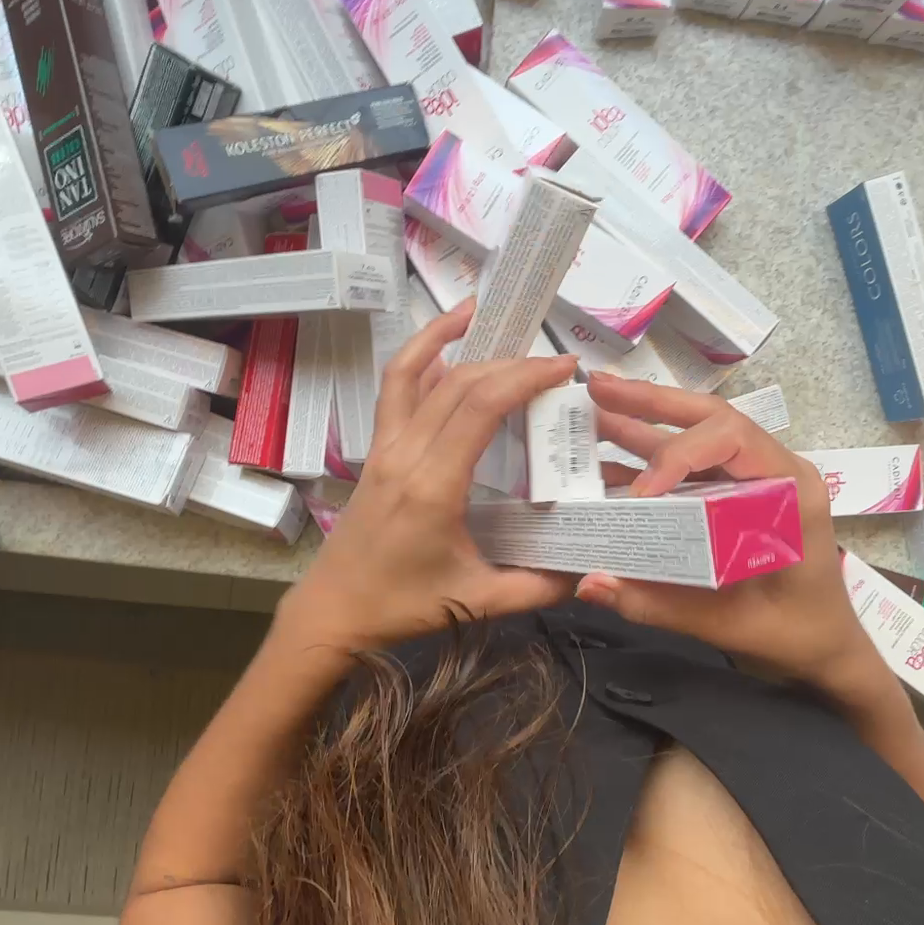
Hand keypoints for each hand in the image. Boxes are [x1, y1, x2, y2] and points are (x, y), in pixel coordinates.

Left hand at [274, 299, 581, 654]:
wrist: (335, 611)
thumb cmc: (403, 607)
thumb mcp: (478, 602)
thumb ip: (537, 587)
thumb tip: (588, 570)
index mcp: (432, 486)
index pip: (480, 409)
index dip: (524, 378)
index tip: (564, 369)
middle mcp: (405, 455)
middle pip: (458, 385)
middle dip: (510, 364)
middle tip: (554, 364)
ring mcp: (384, 448)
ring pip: (417, 376)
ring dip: (449, 338)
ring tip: (484, 313)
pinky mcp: (375, 451)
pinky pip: (393, 392)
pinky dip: (416, 358)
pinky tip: (442, 346)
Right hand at [576, 373, 897, 711]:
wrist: (821, 648)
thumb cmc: (792, 633)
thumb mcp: (727, 625)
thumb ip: (657, 604)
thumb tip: (588, 584)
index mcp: (788, 488)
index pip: (731, 437)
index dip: (677, 453)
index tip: (639, 495)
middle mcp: (770, 471)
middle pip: (707, 418)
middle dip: (649, 402)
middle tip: (596, 388)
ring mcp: (748, 481)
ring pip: (693, 434)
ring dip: (640, 420)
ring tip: (590, 405)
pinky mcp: (729, 496)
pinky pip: (686, 467)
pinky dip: (643, 460)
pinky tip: (602, 459)